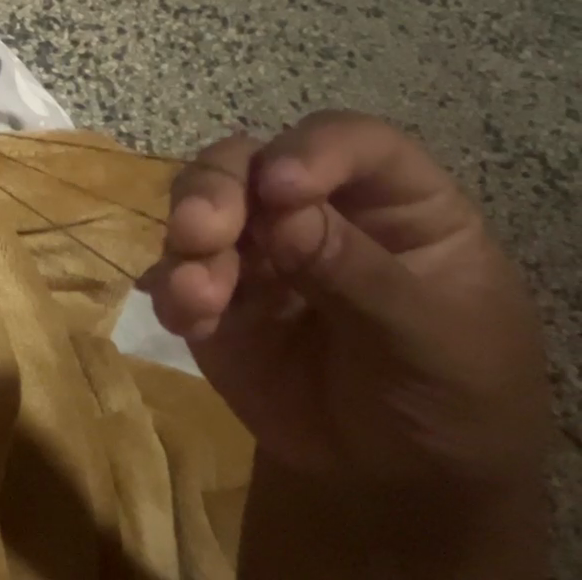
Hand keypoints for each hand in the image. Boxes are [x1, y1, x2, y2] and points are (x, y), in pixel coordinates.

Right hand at [142, 111, 551, 489]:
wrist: (390, 479)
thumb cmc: (450, 401)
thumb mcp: (430, 341)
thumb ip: (356, 271)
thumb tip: (278, 208)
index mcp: (396, 208)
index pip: (352, 143)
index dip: (312, 151)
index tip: (278, 189)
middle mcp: (317, 211)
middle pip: (250, 161)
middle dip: (215, 190)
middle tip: (198, 232)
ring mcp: (255, 246)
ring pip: (199, 204)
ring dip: (188, 242)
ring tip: (198, 296)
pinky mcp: (210, 286)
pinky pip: (173, 267)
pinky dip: (173, 290)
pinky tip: (189, 324)